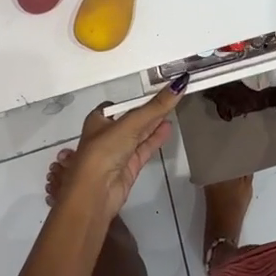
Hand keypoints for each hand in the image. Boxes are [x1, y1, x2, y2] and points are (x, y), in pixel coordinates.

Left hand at [60, 87, 180, 219]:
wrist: (95, 193)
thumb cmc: (104, 151)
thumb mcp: (130, 123)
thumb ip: (156, 106)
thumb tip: (180, 82)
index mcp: (98, 121)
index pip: (118, 106)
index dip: (134, 99)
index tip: (154, 90)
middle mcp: (107, 136)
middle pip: (132, 119)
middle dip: (149, 111)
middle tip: (169, 97)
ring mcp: (118, 153)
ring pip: (140, 134)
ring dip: (155, 123)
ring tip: (173, 109)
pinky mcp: (129, 167)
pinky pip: (145, 148)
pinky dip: (156, 138)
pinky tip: (168, 128)